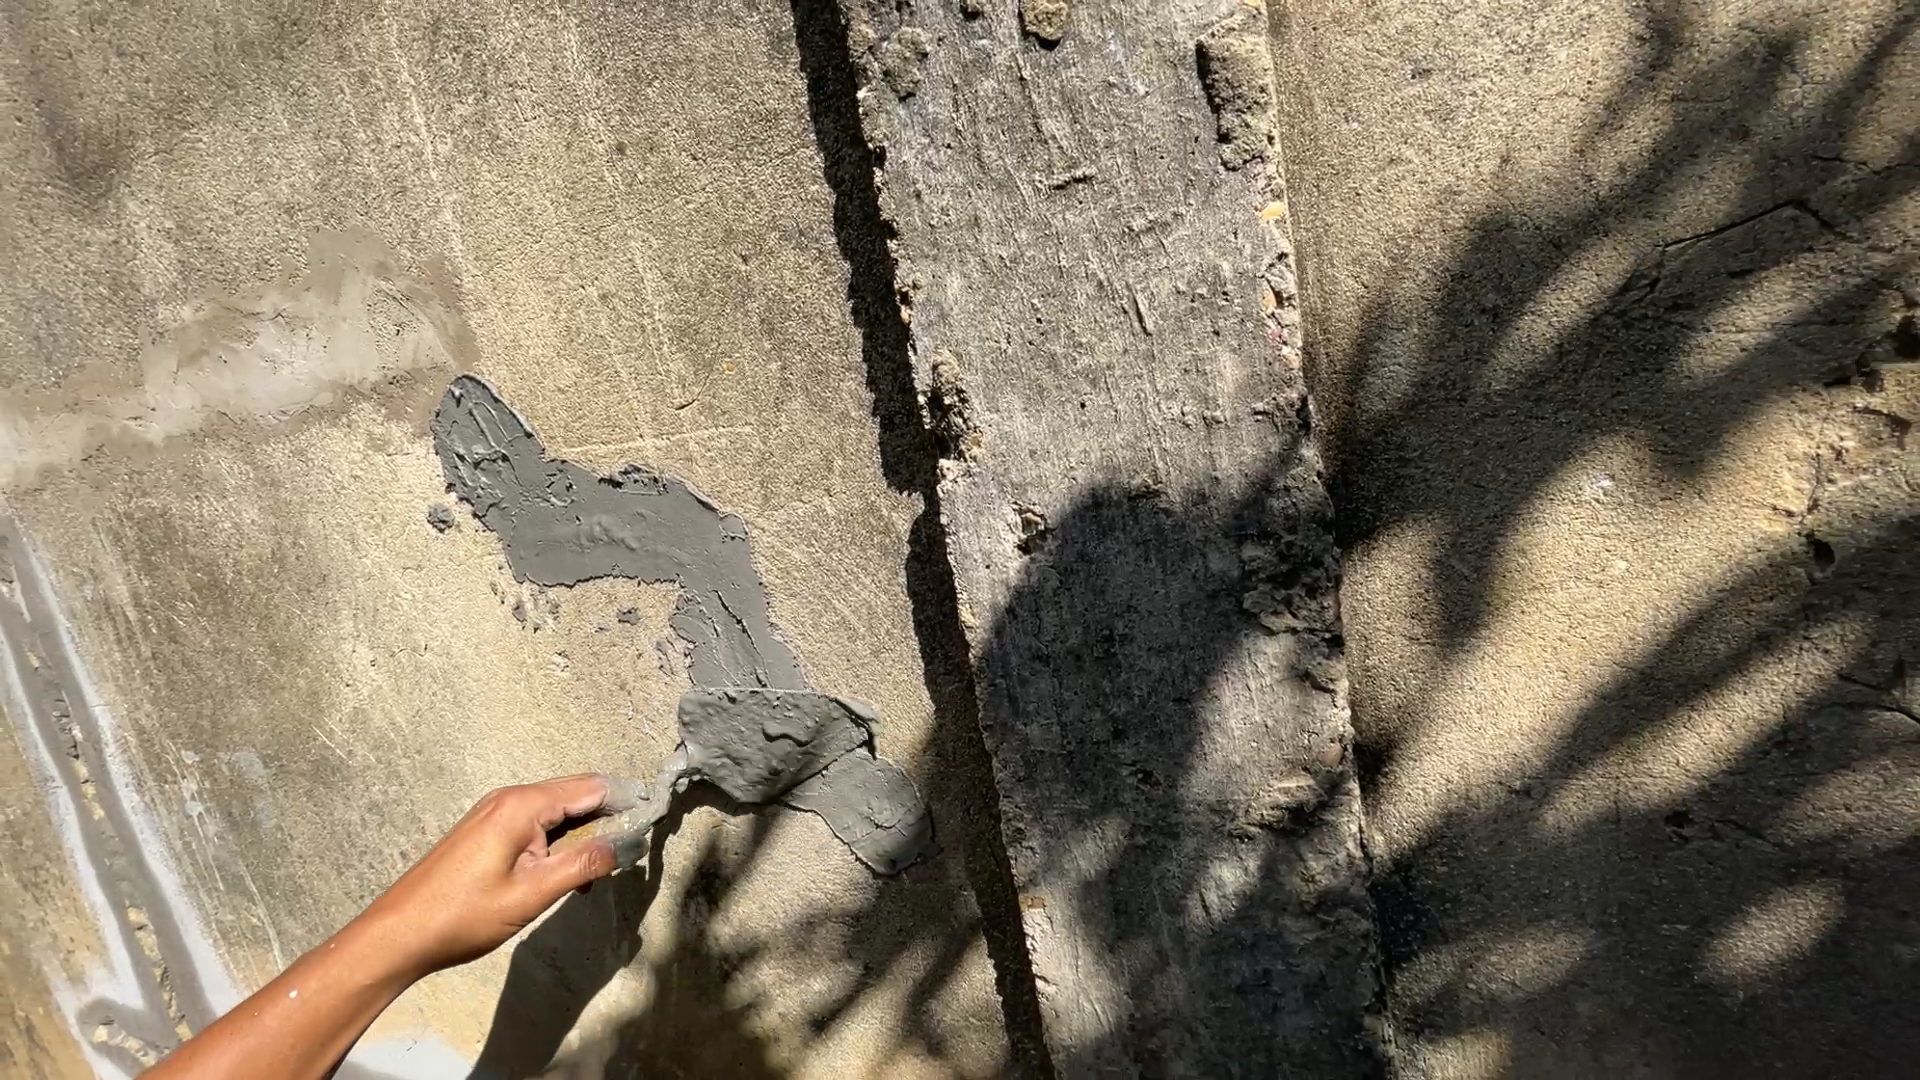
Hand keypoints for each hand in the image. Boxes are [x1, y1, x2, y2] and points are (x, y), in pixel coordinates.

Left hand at [357, 774, 619, 979]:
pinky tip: (565, 867)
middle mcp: (512, 797)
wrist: (392, 939)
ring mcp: (497, 811)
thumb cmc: (461, 917)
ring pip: (559, 808)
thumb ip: (584, 864)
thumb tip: (627, 844)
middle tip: (633, 845)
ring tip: (599, 866)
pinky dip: (560, 837)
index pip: (593, 788)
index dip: (627, 801)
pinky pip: (538, 820)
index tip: (653, 820)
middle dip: (609, 815)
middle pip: (578, 792)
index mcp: (524, 805)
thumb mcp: (532, 894)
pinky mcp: (488, 828)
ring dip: (584, 830)